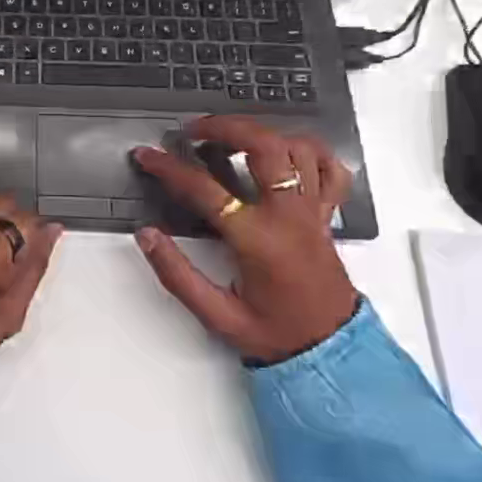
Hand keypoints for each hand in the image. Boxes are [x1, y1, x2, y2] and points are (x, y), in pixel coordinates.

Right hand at [130, 117, 358, 365]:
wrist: (334, 355)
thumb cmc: (276, 335)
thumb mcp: (217, 315)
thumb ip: (177, 275)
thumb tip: (147, 237)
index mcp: (258, 240)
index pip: (205, 188)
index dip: (169, 167)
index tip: (147, 156)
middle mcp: (289, 217)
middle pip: (264, 147)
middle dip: (224, 127)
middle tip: (194, 130)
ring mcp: (312, 213)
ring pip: (298, 149)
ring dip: (262, 133)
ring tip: (232, 135)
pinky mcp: (326, 217)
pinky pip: (330, 170)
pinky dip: (309, 152)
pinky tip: (284, 152)